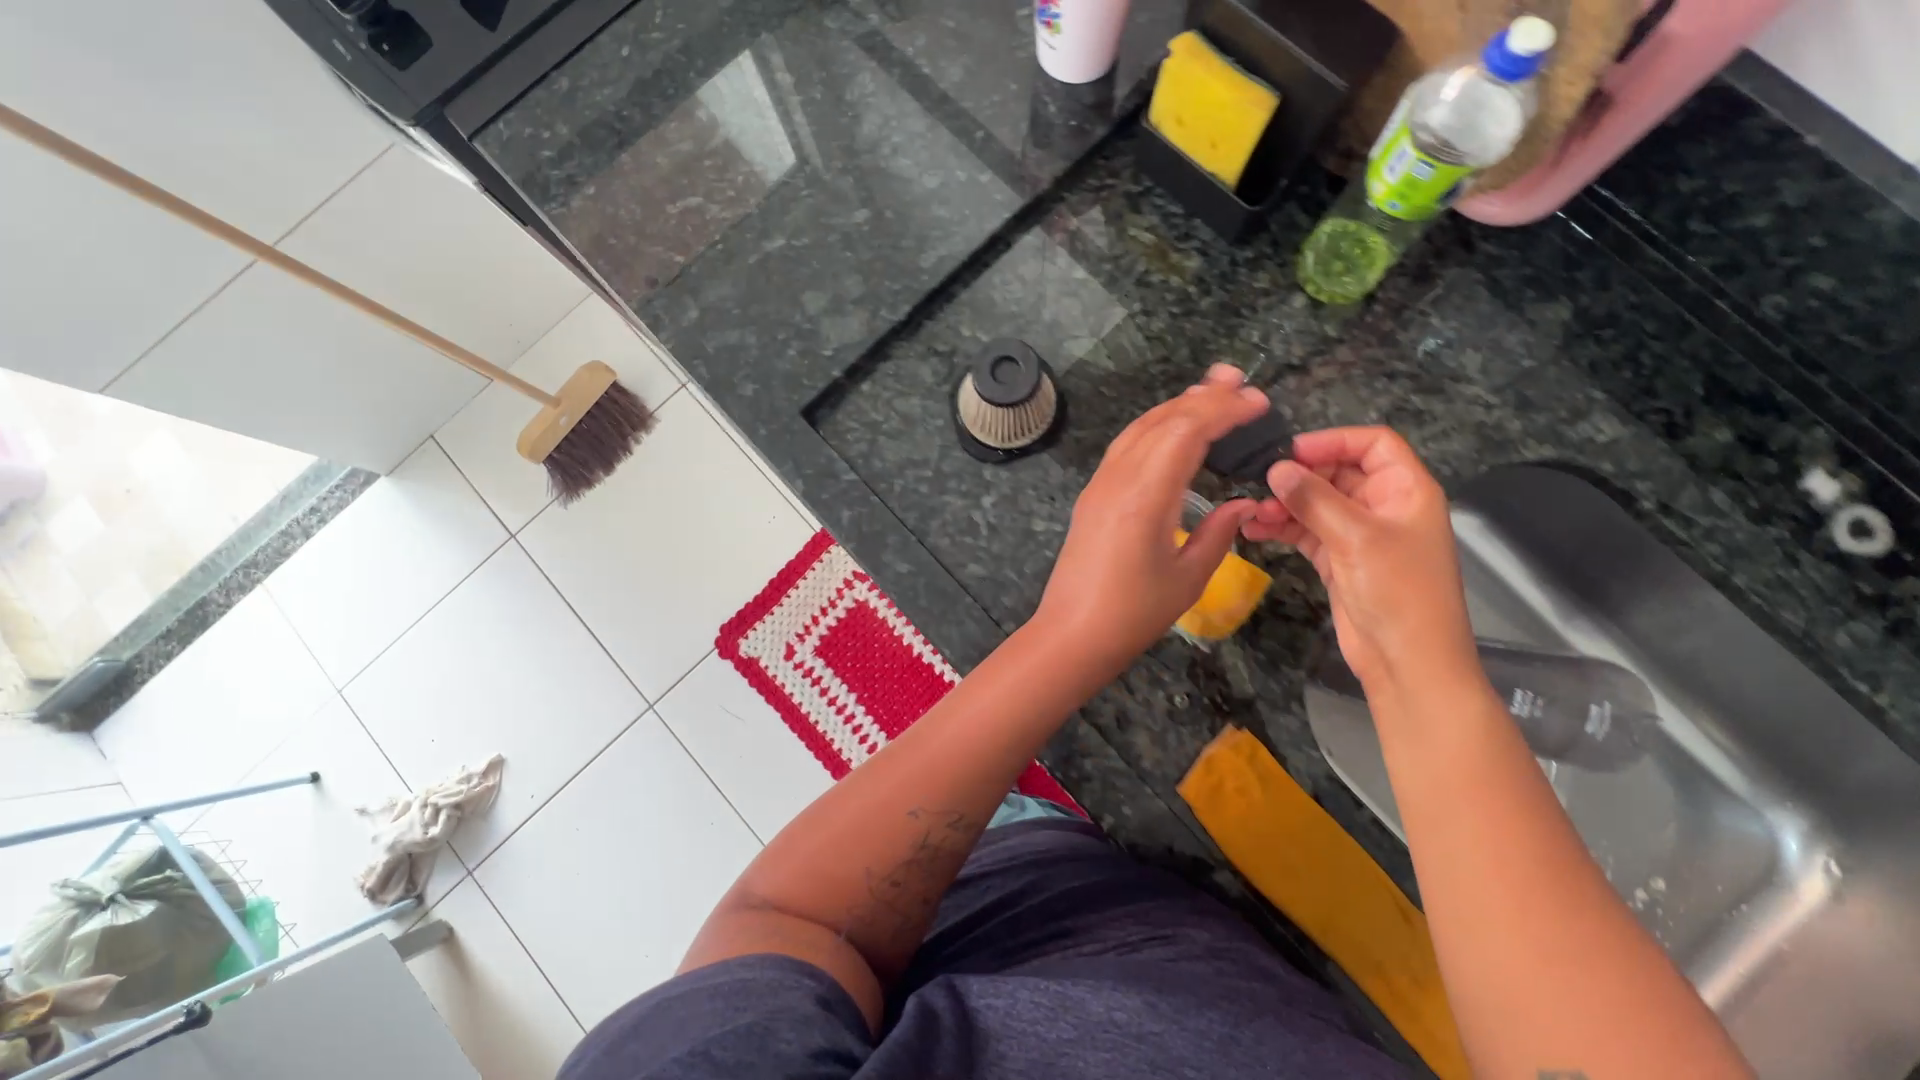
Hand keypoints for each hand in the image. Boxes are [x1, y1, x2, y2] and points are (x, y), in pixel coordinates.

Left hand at [1031, 364, 1267, 669]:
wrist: (1071, 634)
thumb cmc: (1133, 614)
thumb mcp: (1188, 578)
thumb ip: (1219, 533)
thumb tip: (1244, 503)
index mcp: (1145, 496)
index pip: (1186, 431)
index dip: (1223, 411)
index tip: (1257, 402)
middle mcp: (1118, 479)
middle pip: (1162, 420)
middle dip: (1202, 397)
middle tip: (1238, 380)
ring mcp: (1100, 484)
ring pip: (1140, 428)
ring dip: (1176, 406)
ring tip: (1210, 391)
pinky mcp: (1093, 495)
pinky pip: (1126, 446)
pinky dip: (1155, 426)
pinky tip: (1173, 428)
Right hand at [1242, 427, 1477, 691]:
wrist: (1408, 660)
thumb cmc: (1397, 591)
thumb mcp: (1356, 538)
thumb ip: (1314, 499)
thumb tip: (1276, 469)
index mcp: (1406, 490)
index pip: (1373, 444)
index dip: (1333, 441)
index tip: (1290, 452)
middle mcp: (1385, 507)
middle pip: (1339, 473)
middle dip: (1300, 478)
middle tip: (1260, 486)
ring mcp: (1361, 535)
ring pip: (1318, 504)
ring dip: (1285, 505)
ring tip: (1253, 514)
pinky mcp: (1341, 561)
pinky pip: (1308, 533)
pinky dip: (1284, 530)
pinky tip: (1255, 531)